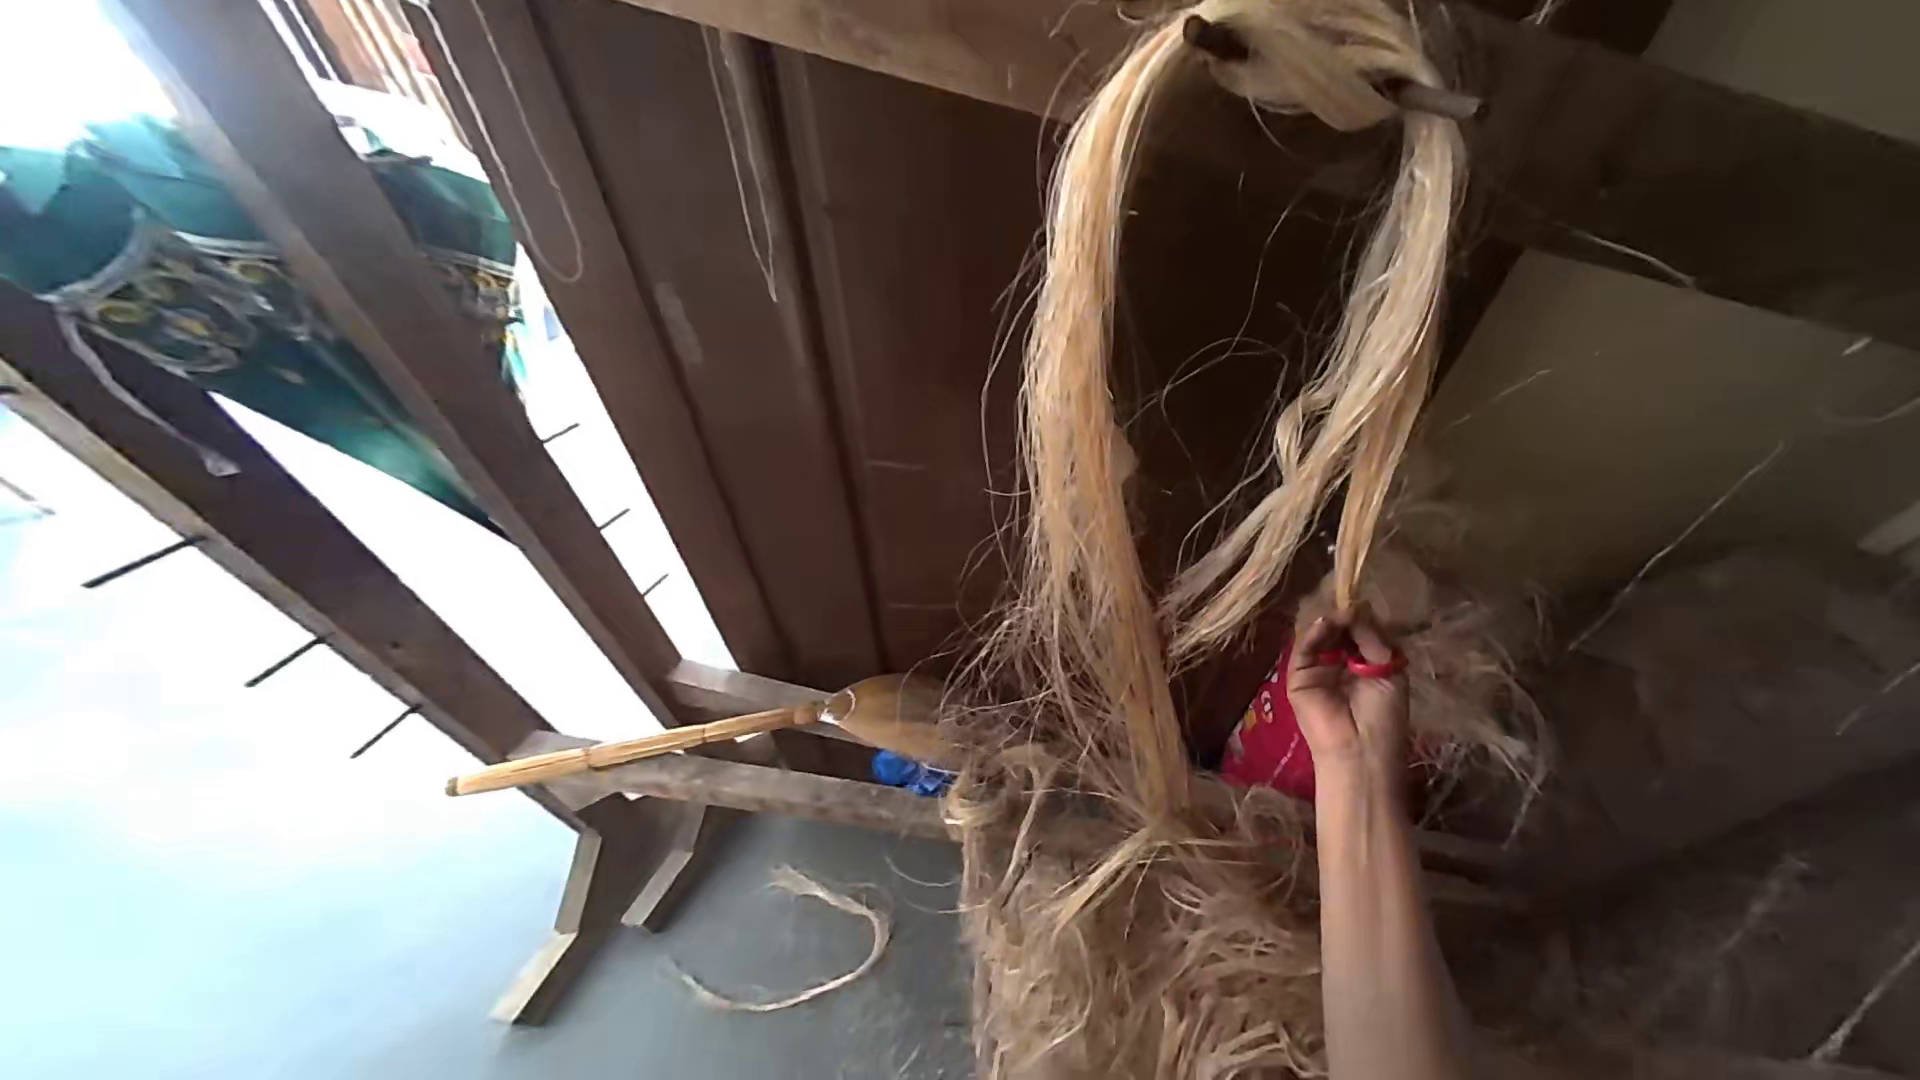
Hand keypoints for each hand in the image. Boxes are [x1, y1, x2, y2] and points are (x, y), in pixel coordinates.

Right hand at [1286, 611, 1409, 790]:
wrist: (1360, 750)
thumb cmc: (1383, 717)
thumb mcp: (1388, 672)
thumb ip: (1374, 641)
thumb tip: (1358, 609)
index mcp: (1365, 664)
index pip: (1360, 634)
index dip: (1363, 620)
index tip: (1367, 608)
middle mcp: (1339, 663)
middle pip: (1339, 632)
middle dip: (1347, 619)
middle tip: (1353, 610)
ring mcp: (1316, 668)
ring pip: (1320, 636)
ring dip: (1331, 623)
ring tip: (1340, 616)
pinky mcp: (1298, 674)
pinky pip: (1304, 649)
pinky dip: (1314, 634)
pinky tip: (1325, 624)